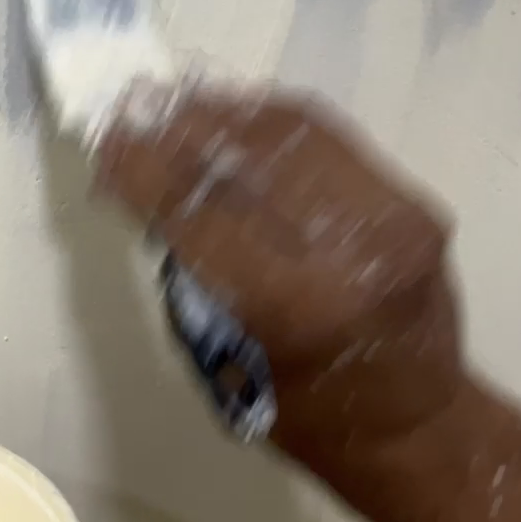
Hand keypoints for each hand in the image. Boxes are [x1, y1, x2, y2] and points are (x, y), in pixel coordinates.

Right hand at [95, 85, 464, 461]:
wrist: (416, 425)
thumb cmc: (300, 412)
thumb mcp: (222, 357)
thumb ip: (193, 271)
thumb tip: (154, 197)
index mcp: (294, 307)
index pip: (199, 213)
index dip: (144, 170)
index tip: (104, 142)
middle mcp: (350, 252)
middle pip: (243, 162)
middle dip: (174, 128)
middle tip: (128, 106)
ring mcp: (393, 218)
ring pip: (289, 135)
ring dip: (220, 110)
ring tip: (170, 97)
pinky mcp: (413, 200)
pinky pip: (327, 138)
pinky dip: (267, 117)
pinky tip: (228, 109)